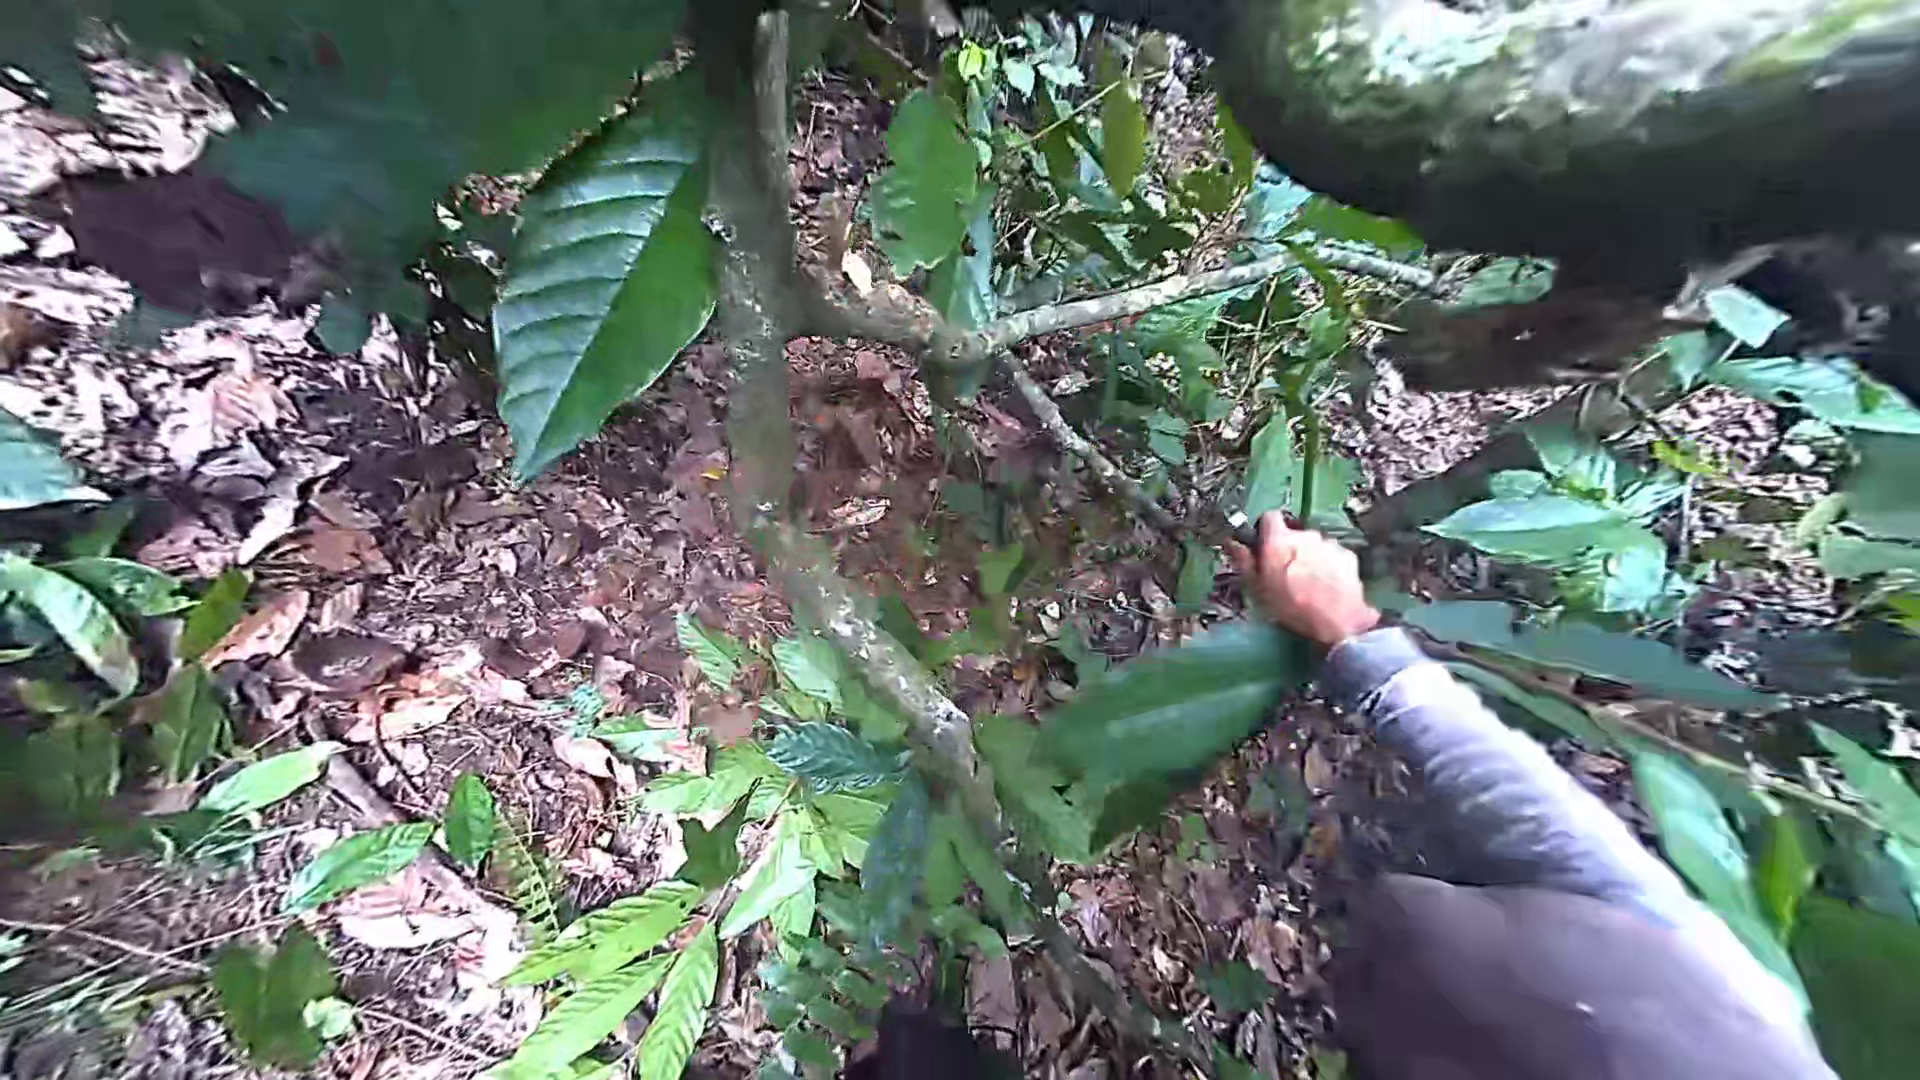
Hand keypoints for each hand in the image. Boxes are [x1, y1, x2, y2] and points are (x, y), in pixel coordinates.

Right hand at [1228, 512, 1379, 646]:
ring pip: (1312, 544)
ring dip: (1307, 555)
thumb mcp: (1257, 587)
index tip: (1263, 543)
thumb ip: (1243, 560)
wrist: (1337, 620)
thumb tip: (1232, 543)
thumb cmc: (1292, 605)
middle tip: (1283, 571)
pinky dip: (1326, 563)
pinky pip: (1330, 553)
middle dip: (1286, 547)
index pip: (1269, 516)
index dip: (1264, 528)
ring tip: (1306, 580)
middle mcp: (1304, 535)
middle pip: (1291, 533)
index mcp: (1278, 540)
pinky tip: (1323, 582)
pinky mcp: (1347, 554)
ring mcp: (1328, 544)